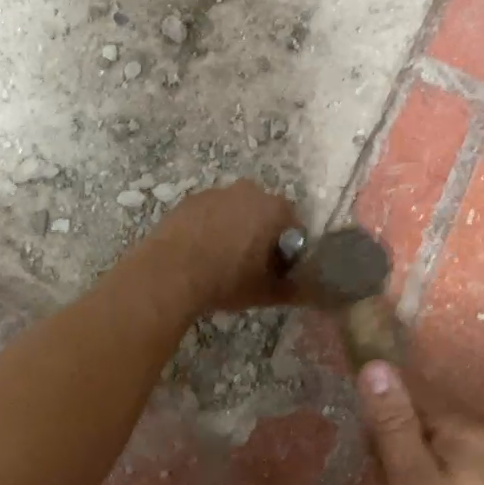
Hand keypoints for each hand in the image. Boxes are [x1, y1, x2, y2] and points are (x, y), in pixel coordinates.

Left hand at [124, 180, 297, 313]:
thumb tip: (313, 293)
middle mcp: (245, 192)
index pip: (293, 222)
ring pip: (234, 209)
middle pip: (263, 211)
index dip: (289, 246)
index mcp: (271, 208)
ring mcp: (214, 192)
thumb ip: (296, 290)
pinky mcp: (189, 200)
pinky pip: (209, 212)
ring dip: (234, 227)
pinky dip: (209, 226)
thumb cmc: (225, 280)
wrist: (169, 273)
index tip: (279, 267)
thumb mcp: (266, 292)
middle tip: (252, 263)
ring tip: (222, 259)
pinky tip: (200, 251)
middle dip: (262, 232)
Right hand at [357, 362, 483, 484]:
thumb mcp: (413, 481)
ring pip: (427, 463)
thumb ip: (392, 424)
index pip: (404, 396)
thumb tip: (374, 362)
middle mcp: (480, 441)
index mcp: (462, 427)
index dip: (379, 425)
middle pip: (415, 430)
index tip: (372, 459)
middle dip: (392, 462)